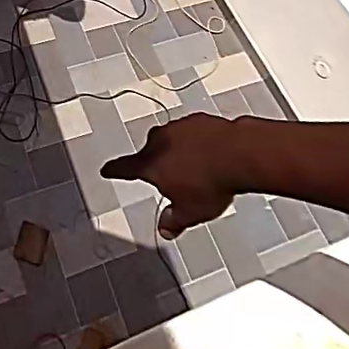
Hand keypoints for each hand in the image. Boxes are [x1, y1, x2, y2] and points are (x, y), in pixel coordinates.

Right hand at [103, 114, 251, 238]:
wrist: (241, 154)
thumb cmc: (212, 182)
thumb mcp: (190, 212)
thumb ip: (173, 220)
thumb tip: (165, 228)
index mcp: (151, 164)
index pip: (124, 168)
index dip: (115, 170)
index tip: (107, 169)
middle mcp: (161, 140)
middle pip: (151, 152)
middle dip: (159, 164)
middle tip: (175, 180)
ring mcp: (181, 126)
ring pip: (173, 140)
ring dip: (180, 152)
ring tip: (200, 170)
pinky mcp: (201, 119)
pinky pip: (193, 132)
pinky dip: (198, 142)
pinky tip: (213, 156)